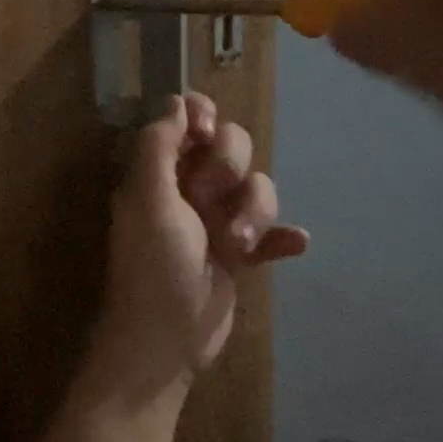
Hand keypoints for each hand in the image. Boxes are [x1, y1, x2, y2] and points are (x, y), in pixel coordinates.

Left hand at [90, 94, 308, 403]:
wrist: (166, 340)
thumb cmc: (153, 267)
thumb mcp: (148, 200)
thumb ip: (158, 146)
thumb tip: (177, 101)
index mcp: (159, 173)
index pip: (186, 121)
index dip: (203, 118)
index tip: (205, 134)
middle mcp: (187, 190)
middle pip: (230, 147)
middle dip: (229, 171)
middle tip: (207, 201)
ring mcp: (215, 222)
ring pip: (255, 189)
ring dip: (254, 213)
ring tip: (236, 246)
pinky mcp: (238, 255)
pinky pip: (272, 233)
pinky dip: (281, 237)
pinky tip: (294, 244)